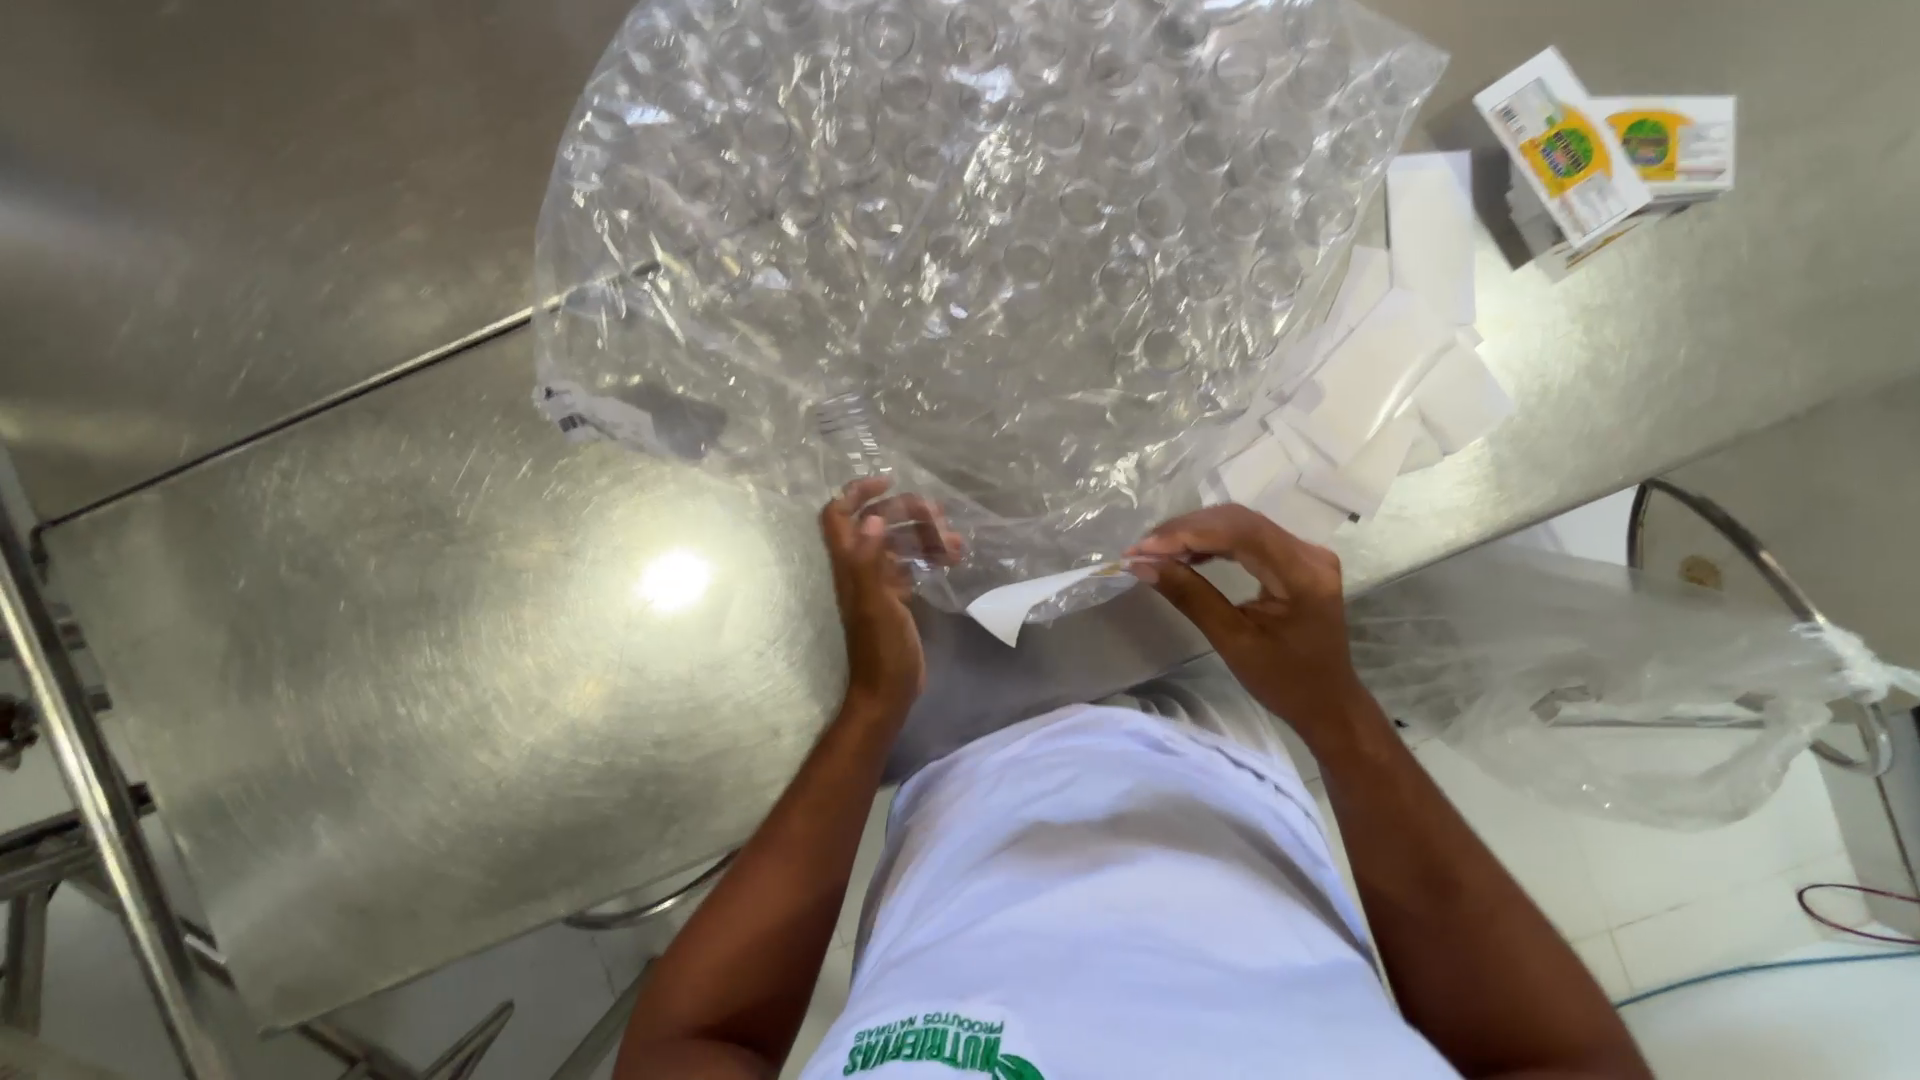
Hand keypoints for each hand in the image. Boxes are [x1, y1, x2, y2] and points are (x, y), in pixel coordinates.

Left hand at [818, 477, 958, 719]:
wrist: (888, 691)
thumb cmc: (881, 651)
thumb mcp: (876, 606)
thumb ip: (870, 563)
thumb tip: (873, 519)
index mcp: (850, 566)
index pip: (838, 516)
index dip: (857, 493)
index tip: (889, 481)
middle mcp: (860, 569)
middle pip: (876, 524)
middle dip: (905, 510)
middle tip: (938, 514)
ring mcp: (878, 583)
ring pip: (898, 544)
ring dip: (924, 534)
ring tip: (956, 540)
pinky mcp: (896, 598)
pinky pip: (911, 566)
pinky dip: (930, 556)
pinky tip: (954, 558)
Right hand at [1127, 504, 1373, 739]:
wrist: (1328, 703)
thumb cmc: (1284, 682)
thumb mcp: (1232, 642)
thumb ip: (1190, 597)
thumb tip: (1143, 566)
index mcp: (1302, 573)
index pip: (1239, 532)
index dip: (1186, 533)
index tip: (1142, 549)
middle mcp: (1308, 552)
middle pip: (1239, 520)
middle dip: (1186, 530)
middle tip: (1142, 550)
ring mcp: (1304, 553)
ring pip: (1241, 524)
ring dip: (1195, 533)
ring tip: (1156, 552)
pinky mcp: (1295, 559)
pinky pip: (1248, 537)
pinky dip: (1212, 542)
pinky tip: (1186, 555)